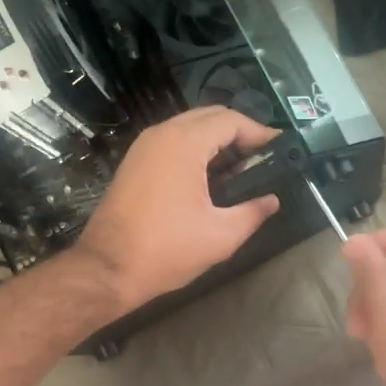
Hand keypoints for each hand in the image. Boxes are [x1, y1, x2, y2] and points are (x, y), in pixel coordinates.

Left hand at [75, 107, 282, 310]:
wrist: (107, 268)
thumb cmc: (166, 251)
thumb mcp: (220, 236)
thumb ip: (252, 213)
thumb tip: (271, 201)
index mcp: (184, 144)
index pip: (230, 120)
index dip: (259, 132)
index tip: (279, 150)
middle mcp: (161, 134)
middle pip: (209, 117)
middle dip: (239, 132)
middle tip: (262, 159)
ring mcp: (143, 147)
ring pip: (189, 127)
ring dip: (216, 140)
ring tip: (240, 169)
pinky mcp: (134, 163)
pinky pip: (172, 142)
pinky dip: (195, 149)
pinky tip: (209, 178)